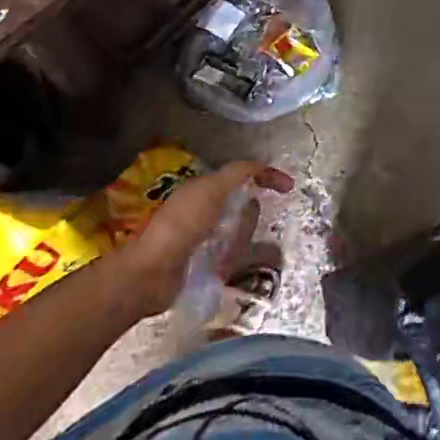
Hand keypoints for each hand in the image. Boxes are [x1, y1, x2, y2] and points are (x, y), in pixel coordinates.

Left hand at [123, 160, 294, 316]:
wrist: (150, 274)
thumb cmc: (182, 226)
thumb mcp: (211, 190)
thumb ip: (236, 174)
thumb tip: (260, 164)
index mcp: (203, 188)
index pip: (241, 174)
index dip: (265, 175)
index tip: (289, 187)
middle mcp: (202, 209)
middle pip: (240, 205)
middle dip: (250, 214)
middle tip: (251, 227)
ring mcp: (201, 237)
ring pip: (237, 231)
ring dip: (243, 239)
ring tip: (238, 251)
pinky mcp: (201, 263)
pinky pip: (229, 255)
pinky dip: (236, 258)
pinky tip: (235, 266)